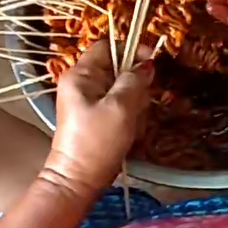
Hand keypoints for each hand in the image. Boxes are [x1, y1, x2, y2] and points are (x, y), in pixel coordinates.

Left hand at [41, 39, 152, 196]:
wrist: (77, 181)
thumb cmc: (97, 142)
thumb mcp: (121, 108)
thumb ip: (135, 81)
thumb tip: (147, 63)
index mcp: (80, 74)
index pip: (106, 46)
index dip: (130, 50)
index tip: (150, 63)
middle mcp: (81, 84)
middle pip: (117, 69)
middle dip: (134, 85)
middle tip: (139, 104)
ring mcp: (87, 102)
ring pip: (121, 90)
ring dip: (134, 104)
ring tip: (132, 124)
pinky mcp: (94, 119)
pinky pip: (118, 108)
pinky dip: (128, 117)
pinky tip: (130, 132)